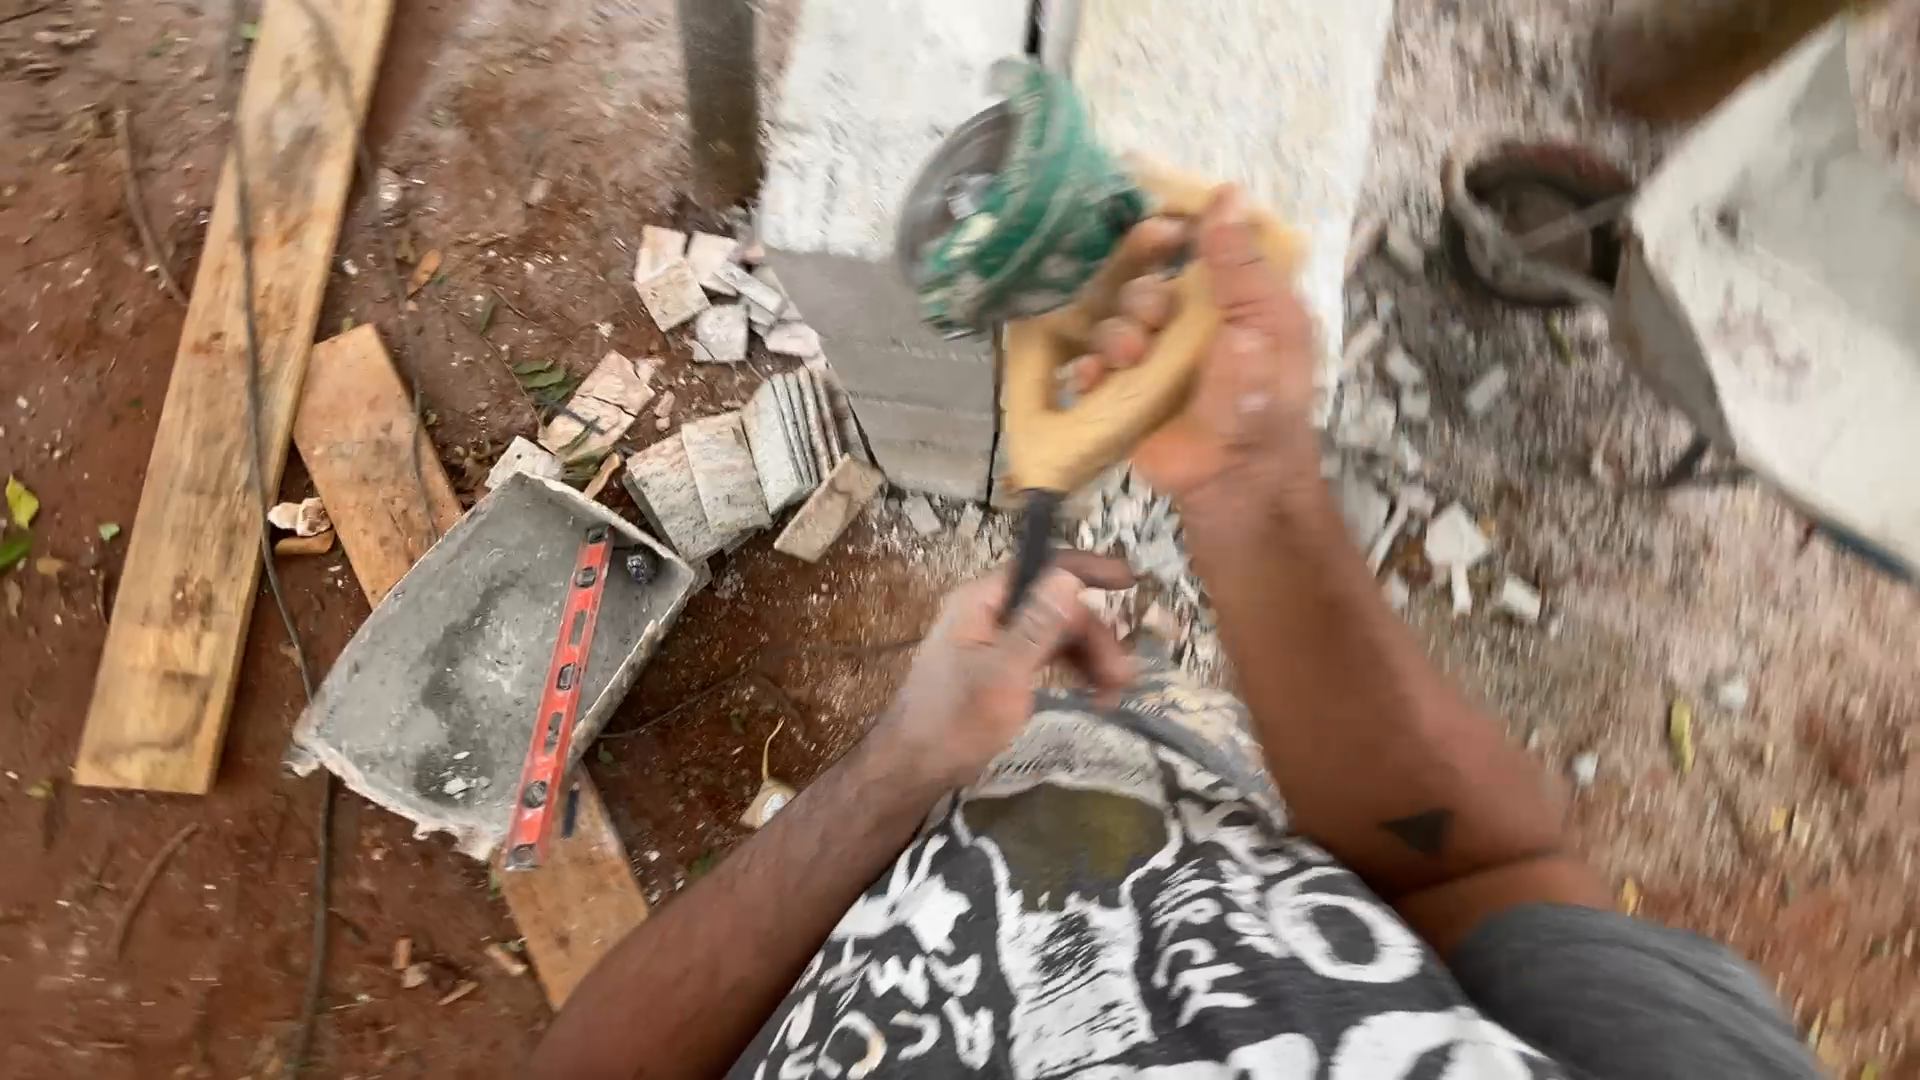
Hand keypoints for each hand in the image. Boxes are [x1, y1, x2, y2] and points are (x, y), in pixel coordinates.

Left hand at [871, 552, 1136, 789]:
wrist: (914, 770)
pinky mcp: (1001, 667)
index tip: (1130, 581)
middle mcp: (990, 612)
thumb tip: (1068, 577)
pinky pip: (1046, 656)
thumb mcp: (1001, 675)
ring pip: (1056, 633)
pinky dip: (1072, 670)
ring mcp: (995, 640)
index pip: (1042, 567)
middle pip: (1056, 606)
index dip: (1086, 570)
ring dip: (1089, 657)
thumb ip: (1035, 626)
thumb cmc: (952, 722)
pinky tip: (1094, 695)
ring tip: (1114, 693)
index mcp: (982, 601)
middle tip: (1123, 676)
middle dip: (1094, 636)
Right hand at [1070, 187, 1320, 501]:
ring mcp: (1149, 361)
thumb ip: (1241, 263)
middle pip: (1139, 284)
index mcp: (1225, 300)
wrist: (1232, 474)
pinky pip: (1091, 368)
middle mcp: (1183, 324)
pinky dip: (1088, 368)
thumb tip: (1227, 193)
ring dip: (1115, 332)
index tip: (1159, 234)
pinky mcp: (1122, 394)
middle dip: (1140, 294)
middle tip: (1154, 316)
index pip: (1189, 250)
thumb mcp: (1264, 322)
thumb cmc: (1263, 396)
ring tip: (1132, 355)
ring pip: (1110, 323)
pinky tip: (1096, 377)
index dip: (1168, 237)